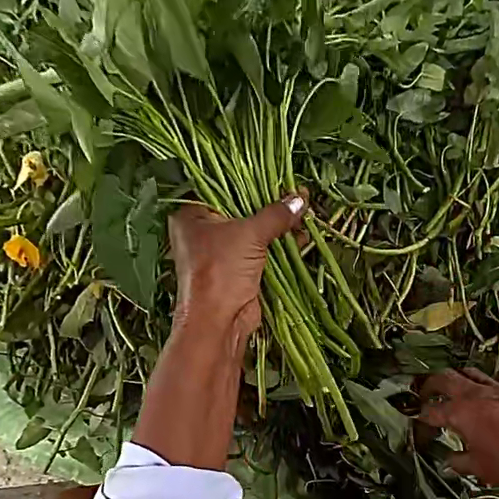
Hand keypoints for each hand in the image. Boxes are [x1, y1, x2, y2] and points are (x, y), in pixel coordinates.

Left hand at [167, 193, 306, 338]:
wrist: (219, 321)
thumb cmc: (220, 271)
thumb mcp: (249, 234)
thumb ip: (275, 215)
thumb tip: (300, 198)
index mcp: (193, 215)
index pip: (225, 188)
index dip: (254, 181)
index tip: (280, 177)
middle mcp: (204, 231)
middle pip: (243, 210)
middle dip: (272, 205)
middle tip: (298, 194)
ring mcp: (222, 251)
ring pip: (255, 231)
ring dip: (279, 225)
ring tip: (305, 212)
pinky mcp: (239, 269)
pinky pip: (263, 250)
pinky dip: (280, 244)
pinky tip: (301, 234)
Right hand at [417, 369, 498, 498]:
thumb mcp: (481, 470)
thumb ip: (459, 462)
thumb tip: (448, 460)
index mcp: (462, 414)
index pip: (432, 411)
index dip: (422, 418)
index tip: (419, 425)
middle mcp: (477, 395)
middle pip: (445, 378)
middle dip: (430, 384)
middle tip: (425, 393)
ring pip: (471, 372)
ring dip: (459, 378)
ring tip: (454, 386)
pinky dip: (491, 378)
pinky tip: (491, 385)